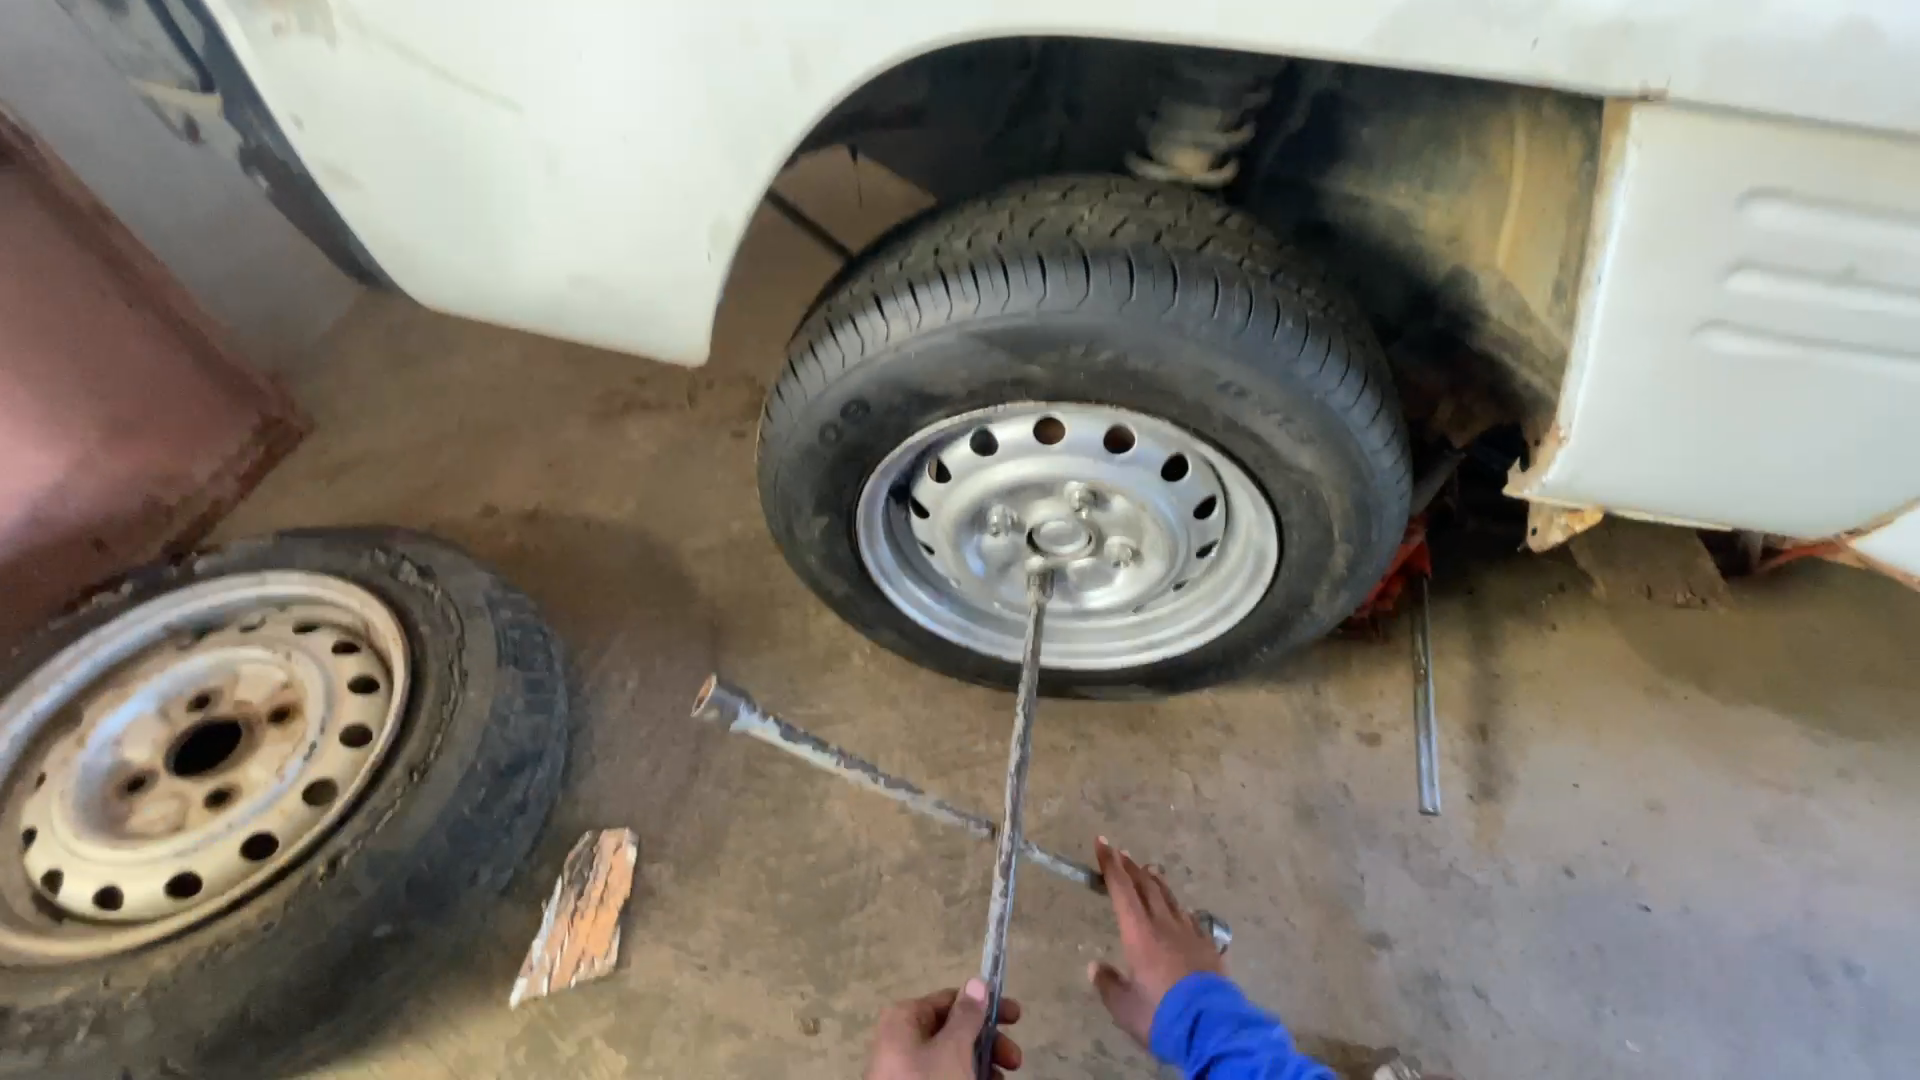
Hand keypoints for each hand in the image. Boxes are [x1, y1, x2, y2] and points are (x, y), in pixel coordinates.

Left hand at [864, 978, 1022, 1079]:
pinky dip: (968, 1079)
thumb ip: (967, 1015)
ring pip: (954, 1057)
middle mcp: (903, 1040)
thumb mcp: (952, 1050)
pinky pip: (946, 1077)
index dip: (985, 1005)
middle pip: (955, 1030)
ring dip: (983, 1064)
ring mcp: (908, 1070)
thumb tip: (977, 982)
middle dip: (989, 1043)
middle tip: (1015, 1060)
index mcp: (905, 1018)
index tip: (1016, 1017)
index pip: (951, 999)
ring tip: (1004, 1079)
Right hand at [1088, 836, 1226, 1048]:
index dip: (1110, 865)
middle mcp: (1164, 925)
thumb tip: (1095, 966)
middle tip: (1122, 853)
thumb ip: (1108, 984)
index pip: (1121, 889)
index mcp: (1139, 933)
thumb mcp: (1125, 1007)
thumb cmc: (1161, 1014)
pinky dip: (1181, 909)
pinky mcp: (1209, 948)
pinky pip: (1192, 919)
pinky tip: (1184, 910)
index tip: (1102, 842)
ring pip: (1170, 898)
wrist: (1212, 1028)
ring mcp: (1190, 934)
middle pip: (1146, 886)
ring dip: (1157, 881)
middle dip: (1131, 867)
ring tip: (1150, 869)